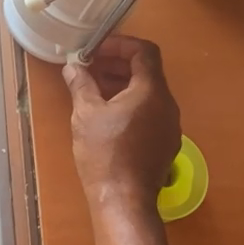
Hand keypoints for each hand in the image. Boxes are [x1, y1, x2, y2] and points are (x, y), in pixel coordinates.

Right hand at [62, 36, 180, 208]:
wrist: (124, 200)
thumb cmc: (104, 153)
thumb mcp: (86, 114)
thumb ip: (81, 84)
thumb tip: (72, 67)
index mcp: (152, 91)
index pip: (145, 52)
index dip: (121, 44)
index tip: (97, 50)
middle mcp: (168, 105)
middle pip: (148, 72)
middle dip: (118, 65)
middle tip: (91, 68)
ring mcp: (170, 127)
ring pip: (149, 94)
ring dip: (123, 86)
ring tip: (95, 91)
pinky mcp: (165, 145)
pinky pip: (151, 114)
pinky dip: (132, 105)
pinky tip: (108, 118)